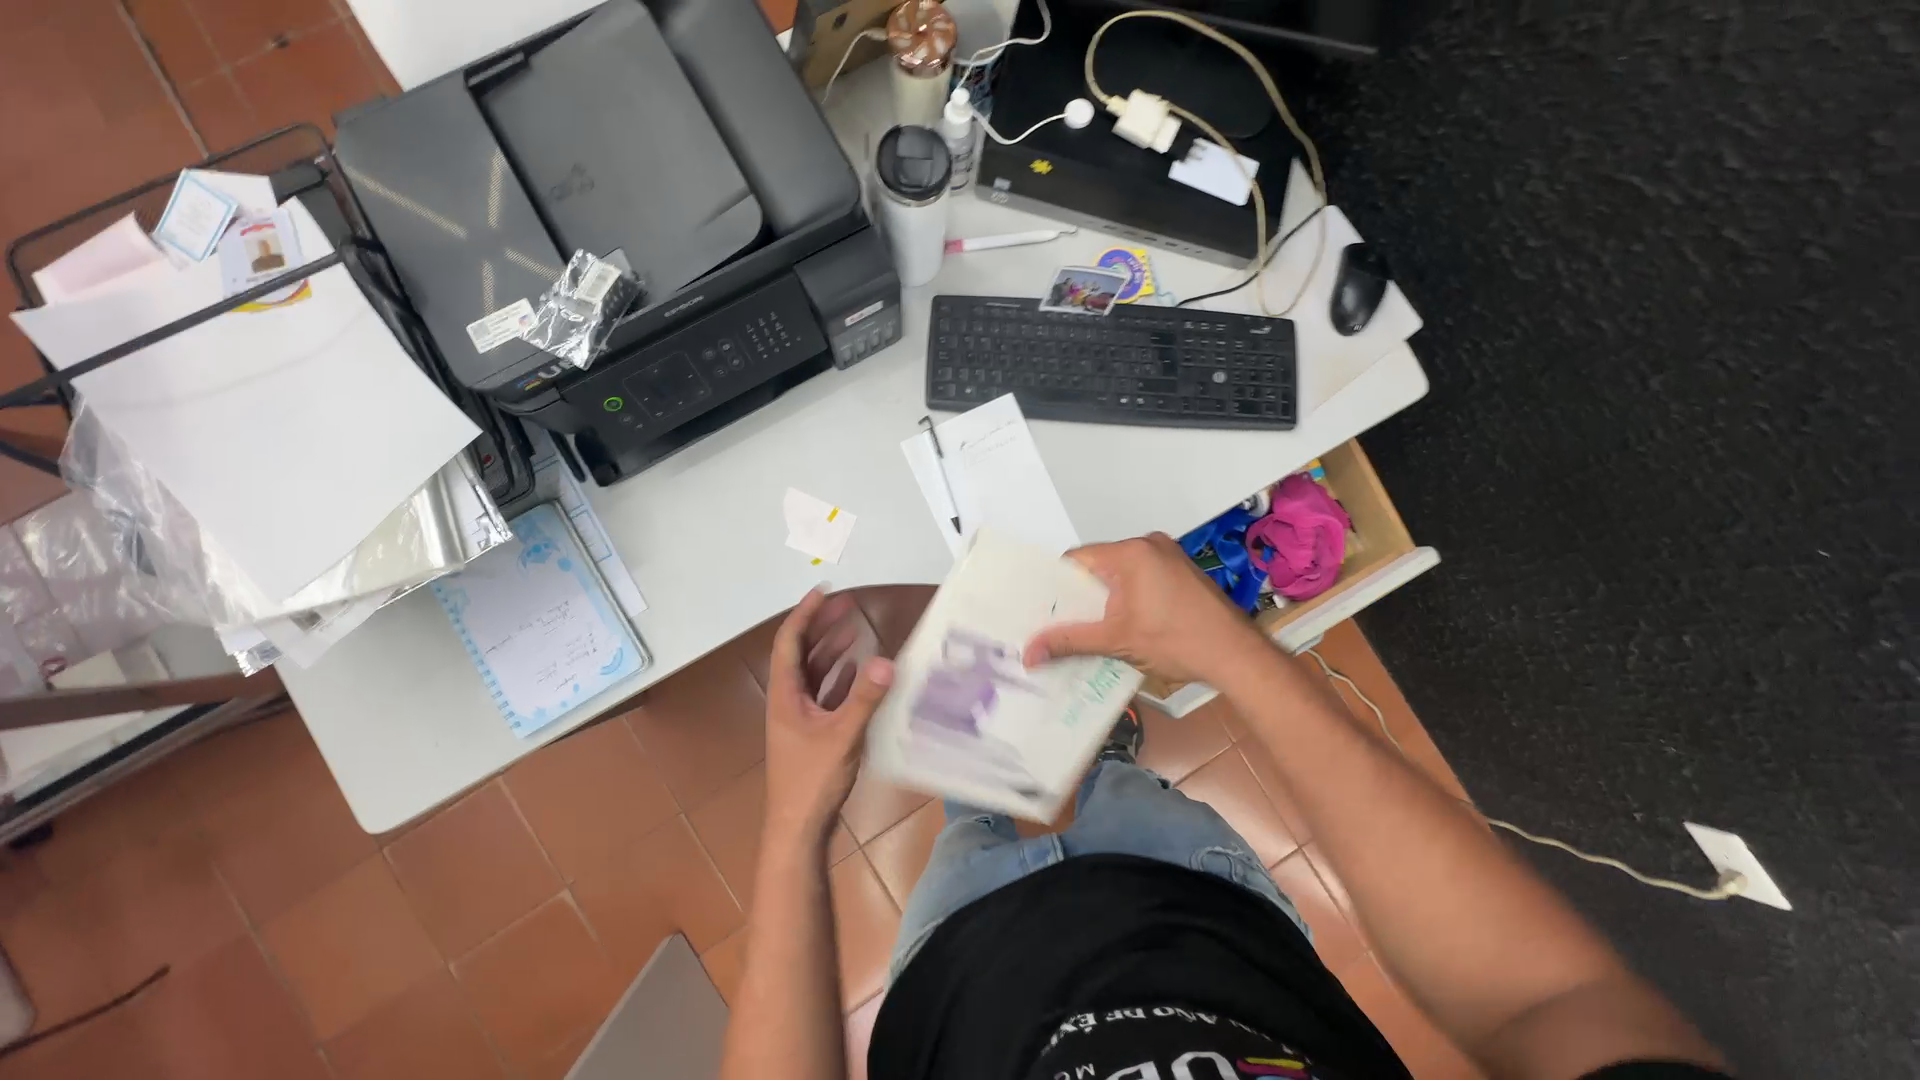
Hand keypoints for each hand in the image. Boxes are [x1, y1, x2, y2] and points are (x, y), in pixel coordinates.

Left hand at [764, 587, 892, 846]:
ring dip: (831, 650)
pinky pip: (823, 695)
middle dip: (822, 626)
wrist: (798, 829)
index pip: (790, 641)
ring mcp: (798, 719)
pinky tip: (857, 670)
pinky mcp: (811, 734)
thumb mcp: (842, 736)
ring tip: (855, 629)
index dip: (805, 614)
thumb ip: (865, 698)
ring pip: (813, 674)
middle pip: (801, 653)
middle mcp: (787, 701)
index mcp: (785, 695)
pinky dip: (838, 678)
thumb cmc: (813, 781)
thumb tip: (887, 660)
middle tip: (848, 605)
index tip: (825, 591)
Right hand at [1024, 533, 1267, 684]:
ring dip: (1105, 598)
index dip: (1057, 585)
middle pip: (1098, 565)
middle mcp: (1148, 544)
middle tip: (1059, 622)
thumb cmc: (1176, 642)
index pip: (1077, 559)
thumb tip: (1028, 653)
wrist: (1235, 654)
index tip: (1043, 609)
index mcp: (1130, 553)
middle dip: (1081, 594)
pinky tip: (1122, 622)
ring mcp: (1168, 555)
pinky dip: (1127, 596)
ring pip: (1120, 573)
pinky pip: (1141, 577)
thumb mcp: (1116, 641)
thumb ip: (1069, 641)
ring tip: (1088, 626)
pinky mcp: (1181, 571)